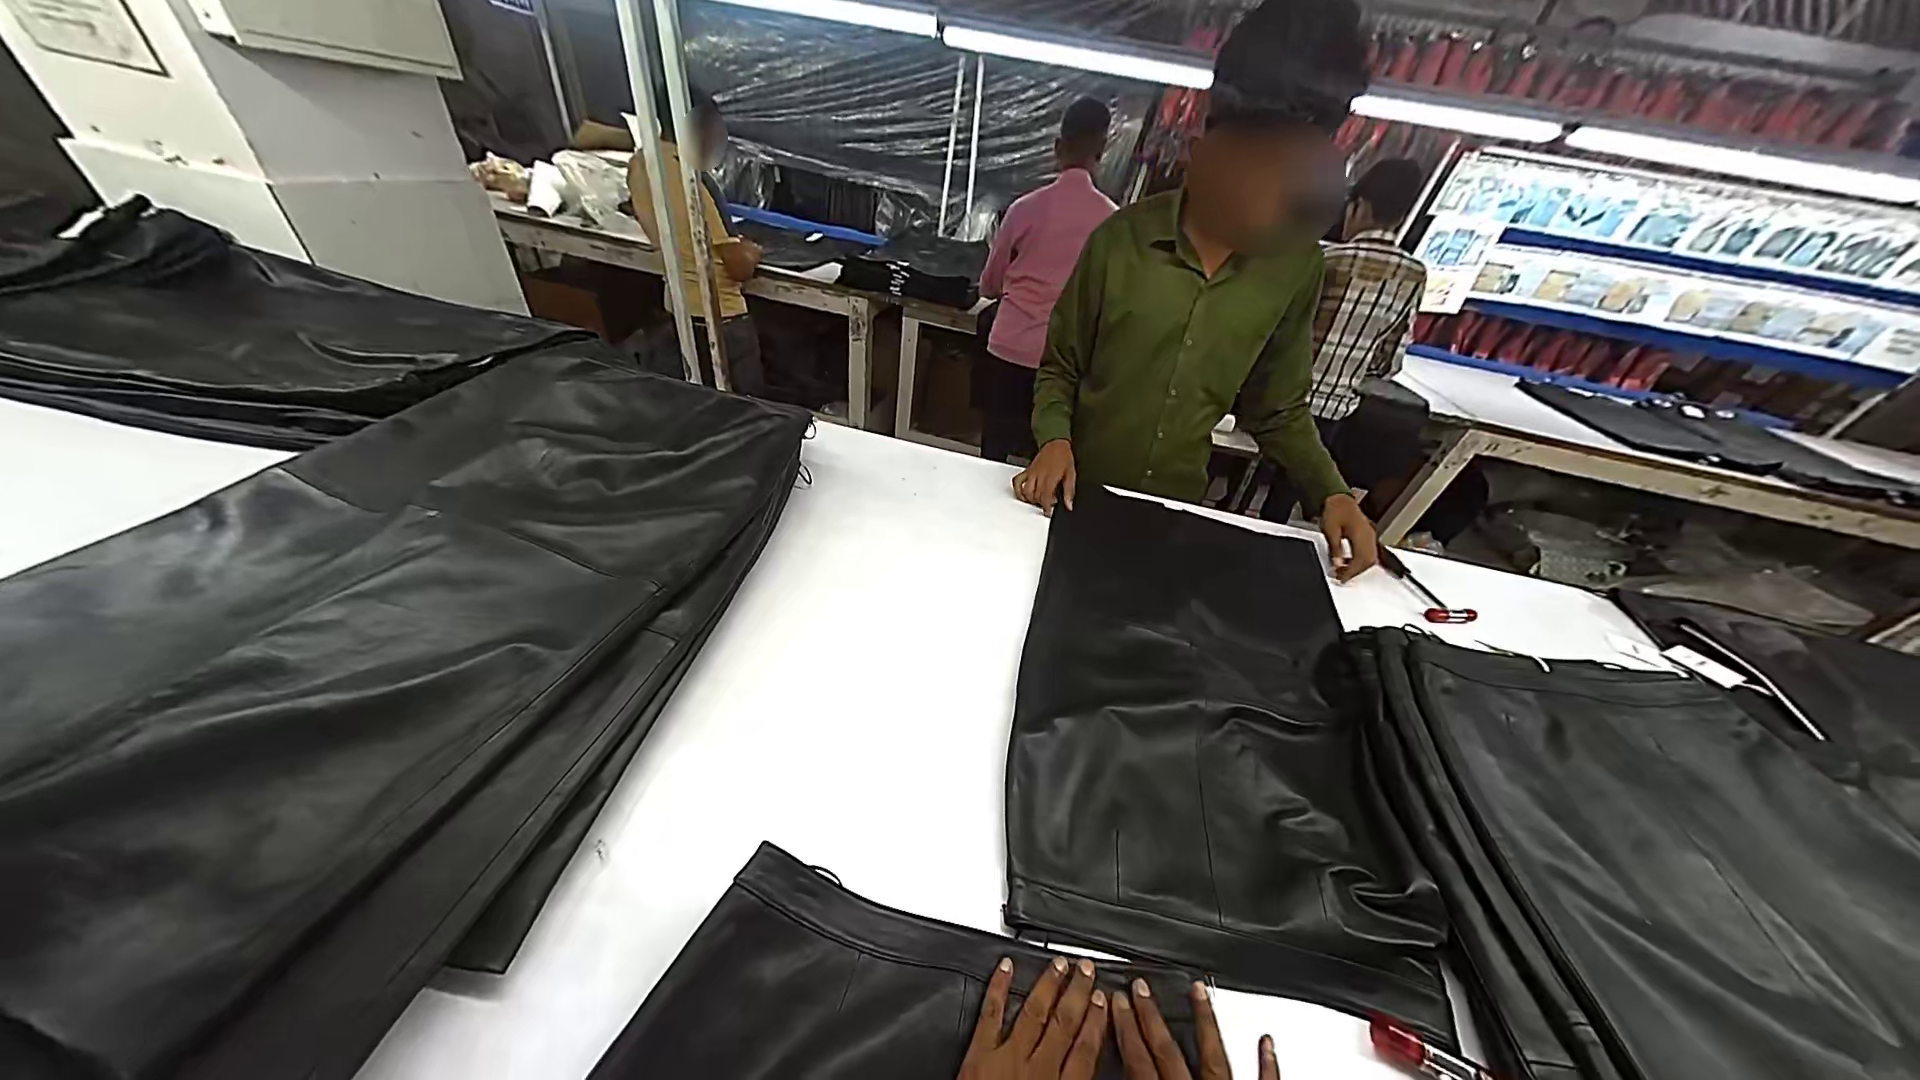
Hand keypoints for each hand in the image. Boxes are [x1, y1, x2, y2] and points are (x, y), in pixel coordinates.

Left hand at [959, 956, 1108, 1079]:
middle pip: (1063, 1025)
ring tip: (1060, 962)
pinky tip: (1006, 965)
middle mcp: (1036, 1072)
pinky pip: (991, 1013)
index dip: (1096, 1024)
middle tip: (1087, 968)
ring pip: (1034, 1013)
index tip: (1104, 1001)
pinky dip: (999, 986)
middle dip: (1078, 994)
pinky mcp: (979, 1054)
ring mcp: (1007, 1059)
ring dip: (1049, 985)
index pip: (1084, 1053)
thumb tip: (1087, 1072)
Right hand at [1012, 440, 1076, 516]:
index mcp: (1051, 477)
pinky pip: (1017, 482)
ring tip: (1038, 500)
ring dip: (1031, 499)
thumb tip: (1069, 505)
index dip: (1046, 507)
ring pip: (1026, 491)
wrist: (1055, 444)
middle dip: (1041, 503)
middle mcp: (1039, 476)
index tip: (1048, 512)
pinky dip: (1018, 491)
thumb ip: (1069, 491)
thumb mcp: (1071, 474)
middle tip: (1048, 503)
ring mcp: (1032, 473)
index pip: (1045, 497)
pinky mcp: (1027, 471)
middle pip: (1036, 496)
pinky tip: (1023, 495)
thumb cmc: (1064, 457)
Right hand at [1112, 980, 1278, 1079]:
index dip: (1125, 1029)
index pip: (1139, 1062)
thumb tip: (1115, 1076)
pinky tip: (1267, 1040)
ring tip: (1199, 988)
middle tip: (1140, 985)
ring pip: (1215, 1057)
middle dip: (1151, 1016)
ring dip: (1205, 1021)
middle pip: (1169, 1052)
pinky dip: (1267, 1064)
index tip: (1116, 1002)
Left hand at [1318, 493, 1377, 583]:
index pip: (1361, 560)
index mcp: (1362, 534)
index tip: (1342, 579)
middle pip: (1369, 561)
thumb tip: (1337, 564)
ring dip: (1358, 566)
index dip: (1351, 572)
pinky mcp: (1367, 534)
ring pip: (1370, 557)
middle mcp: (1369, 535)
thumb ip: (1335, 549)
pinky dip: (1359, 559)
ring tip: (1342, 570)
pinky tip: (1347, 561)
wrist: (1337, 498)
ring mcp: (1370, 535)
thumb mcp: (1330, 531)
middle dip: (1356, 572)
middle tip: (1341, 577)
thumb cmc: (1334, 510)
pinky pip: (1368, 551)